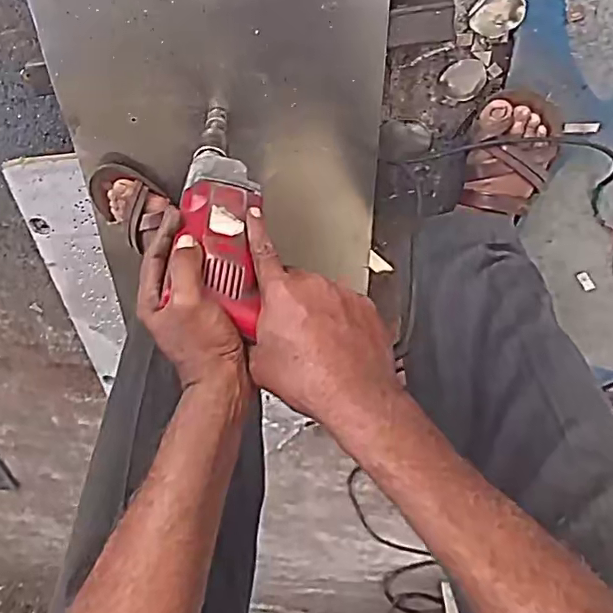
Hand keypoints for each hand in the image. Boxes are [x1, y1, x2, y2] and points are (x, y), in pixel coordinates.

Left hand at [137, 207, 248, 391]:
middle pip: (176, 260)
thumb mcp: (189, 302)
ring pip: (197, 270)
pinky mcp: (212, 312)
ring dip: (208, 252)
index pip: (155, 256)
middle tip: (199, 220)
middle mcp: (170, 303)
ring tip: (217, 236)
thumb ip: (185, 269)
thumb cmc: (203, 353)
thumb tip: (186, 243)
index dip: (166, 231)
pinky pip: (216, 283)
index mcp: (154, 301)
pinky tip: (234, 262)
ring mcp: (191, 308)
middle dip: (188, 238)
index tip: (178, 213)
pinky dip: (224, 269)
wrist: (227, 381)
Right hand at [244, 208, 400, 430]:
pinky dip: (339, 321)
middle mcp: (312, 286)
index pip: (263, 251)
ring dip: (314, 312)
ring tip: (314, 345)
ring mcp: (341, 294)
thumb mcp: (260, 364)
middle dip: (286, 300)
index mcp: (281, 293)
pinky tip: (336, 346)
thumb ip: (251, 337)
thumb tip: (249, 335)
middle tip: (285, 329)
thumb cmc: (312, 382)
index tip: (252, 215)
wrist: (357, 397)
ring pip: (319, 295)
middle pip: (292, 282)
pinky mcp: (364, 306)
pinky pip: (344, 307)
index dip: (255, 230)